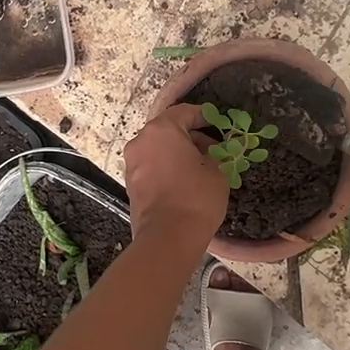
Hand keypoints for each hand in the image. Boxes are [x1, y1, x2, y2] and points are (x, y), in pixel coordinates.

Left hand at [123, 105, 228, 246]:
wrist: (168, 237)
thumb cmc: (196, 197)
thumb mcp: (217, 170)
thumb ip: (217, 153)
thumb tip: (217, 150)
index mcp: (161, 130)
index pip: (185, 112)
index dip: (205, 116)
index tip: (219, 123)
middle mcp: (141, 141)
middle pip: (169, 129)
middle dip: (192, 136)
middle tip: (215, 149)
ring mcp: (132, 163)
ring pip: (159, 149)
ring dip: (179, 153)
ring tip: (203, 167)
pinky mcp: (131, 183)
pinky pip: (152, 166)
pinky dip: (168, 167)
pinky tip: (186, 180)